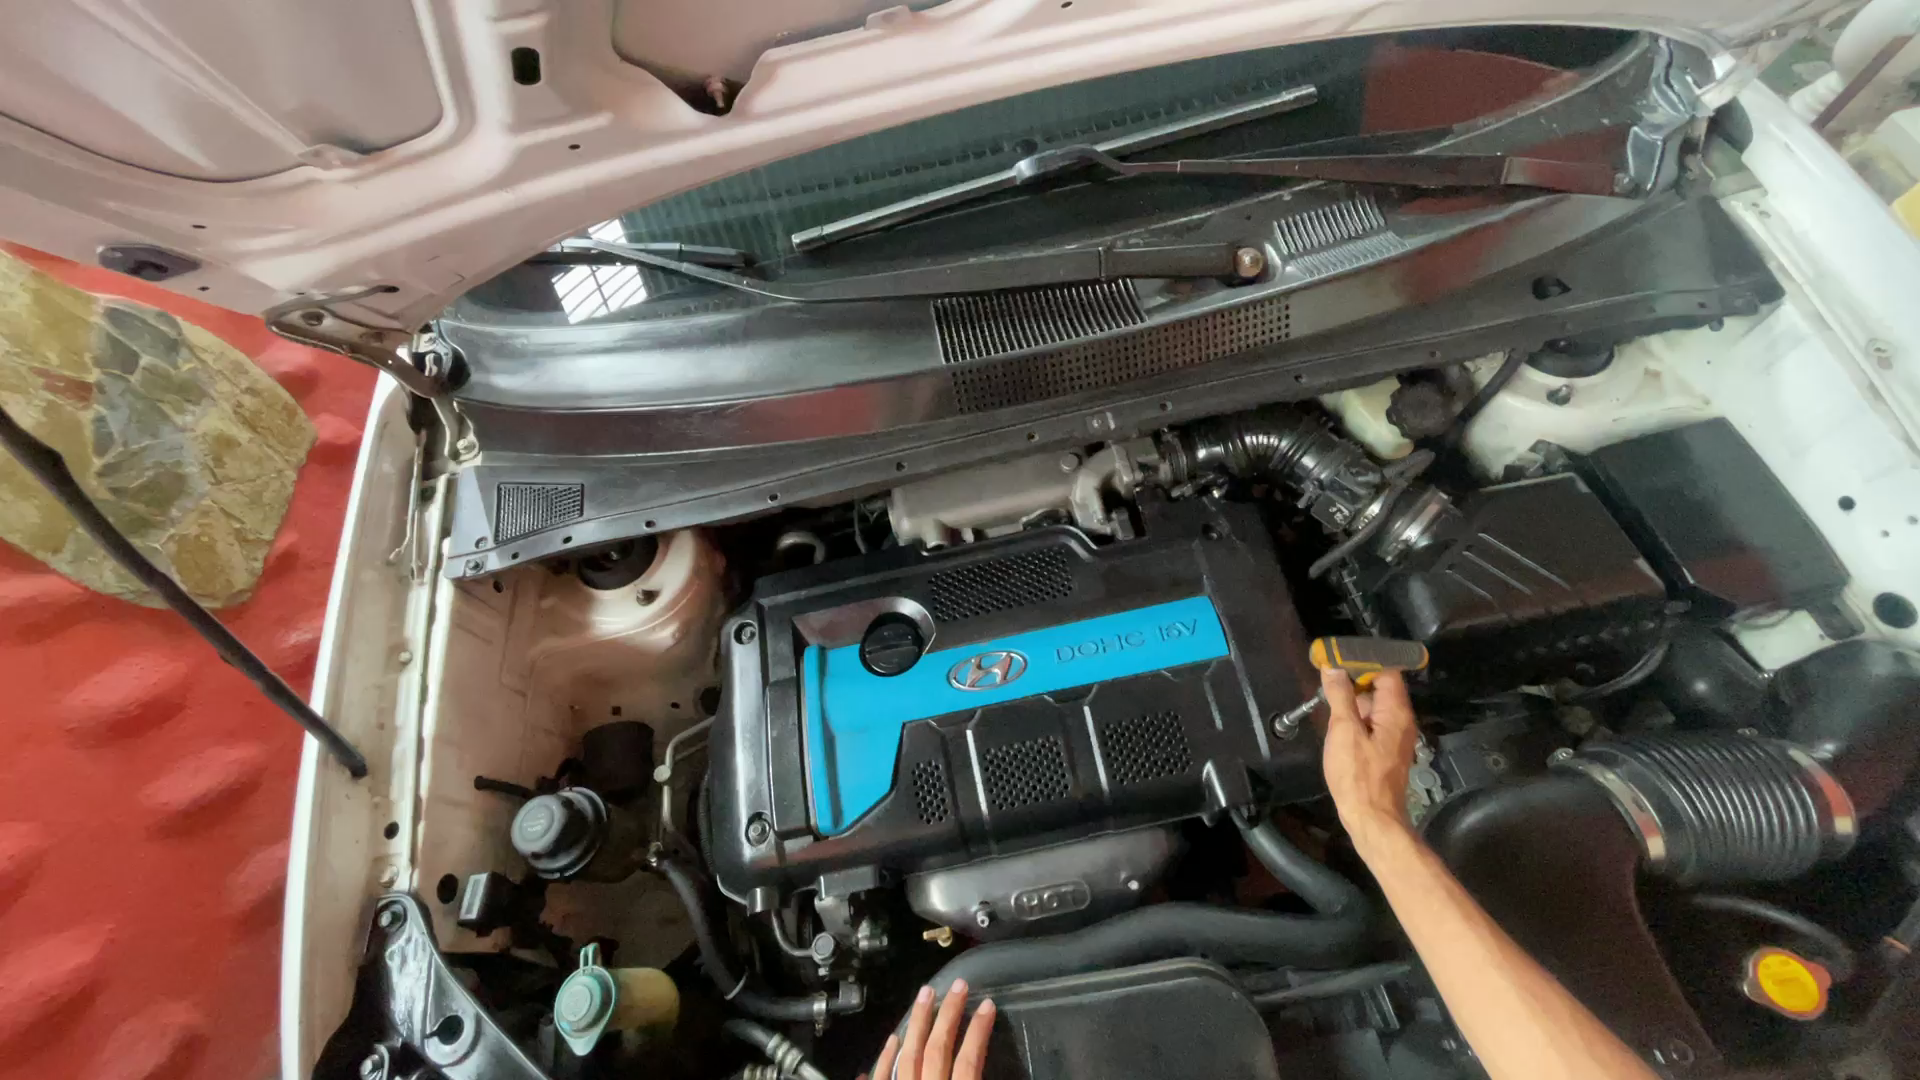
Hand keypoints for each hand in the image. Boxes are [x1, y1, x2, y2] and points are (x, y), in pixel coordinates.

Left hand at [862, 979, 995, 1079]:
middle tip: (959, 985)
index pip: (969, 1062)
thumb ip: (977, 1079)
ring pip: (908, 1056)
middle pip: (937, 1049)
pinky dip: (885, 1057)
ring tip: (926, 992)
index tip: (988, 1004)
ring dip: (917, 1022)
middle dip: (948, 1014)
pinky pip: (881, 1078)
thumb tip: (983, 1063)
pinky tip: (893, 1037)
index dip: (979, 1031)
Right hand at [1320, 667, 1418, 851]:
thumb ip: (1340, 696)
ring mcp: (1395, 737)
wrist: (1371, 817)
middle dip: (1355, 678)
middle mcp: (1401, 722)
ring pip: (1375, 706)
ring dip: (1353, 697)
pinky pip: (1372, 722)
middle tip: (1327, 674)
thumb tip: (1334, 669)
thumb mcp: (1344, 730)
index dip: (1364, 661)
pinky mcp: (1385, 750)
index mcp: (1396, 714)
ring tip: (1327, 693)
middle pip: (1381, 688)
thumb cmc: (1358, 774)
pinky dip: (1356, 714)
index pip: (1388, 673)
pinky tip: (1336, 718)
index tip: (1339, 657)